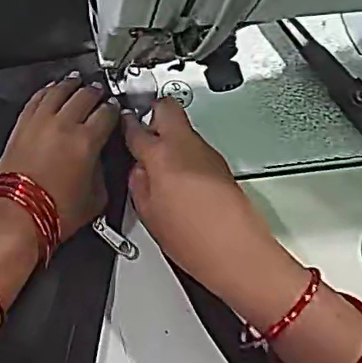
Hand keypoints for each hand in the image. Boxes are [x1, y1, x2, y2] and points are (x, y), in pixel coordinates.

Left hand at [0, 73, 118, 238]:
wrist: (18, 214)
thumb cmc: (52, 211)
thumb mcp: (96, 197)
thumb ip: (102, 173)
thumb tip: (100, 164)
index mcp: (87, 141)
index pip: (107, 113)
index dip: (114, 109)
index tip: (115, 109)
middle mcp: (63, 126)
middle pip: (84, 96)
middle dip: (96, 92)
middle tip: (100, 91)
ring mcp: (40, 123)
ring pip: (58, 91)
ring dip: (71, 84)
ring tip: (76, 81)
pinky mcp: (21, 126)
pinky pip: (36, 99)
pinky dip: (46, 91)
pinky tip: (49, 90)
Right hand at [124, 100, 291, 301]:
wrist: (238, 254)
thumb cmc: (197, 240)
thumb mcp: (148, 213)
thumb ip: (137, 183)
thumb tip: (137, 172)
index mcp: (161, 154)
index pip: (136, 126)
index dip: (125, 123)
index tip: (122, 124)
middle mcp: (187, 146)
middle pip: (166, 108)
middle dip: (152, 112)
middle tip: (142, 128)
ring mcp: (208, 154)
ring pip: (184, 128)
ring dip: (169, 137)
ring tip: (160, 164)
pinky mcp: (222, 166)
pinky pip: (197, 149)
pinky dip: (185, 156)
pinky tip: (179, 180)